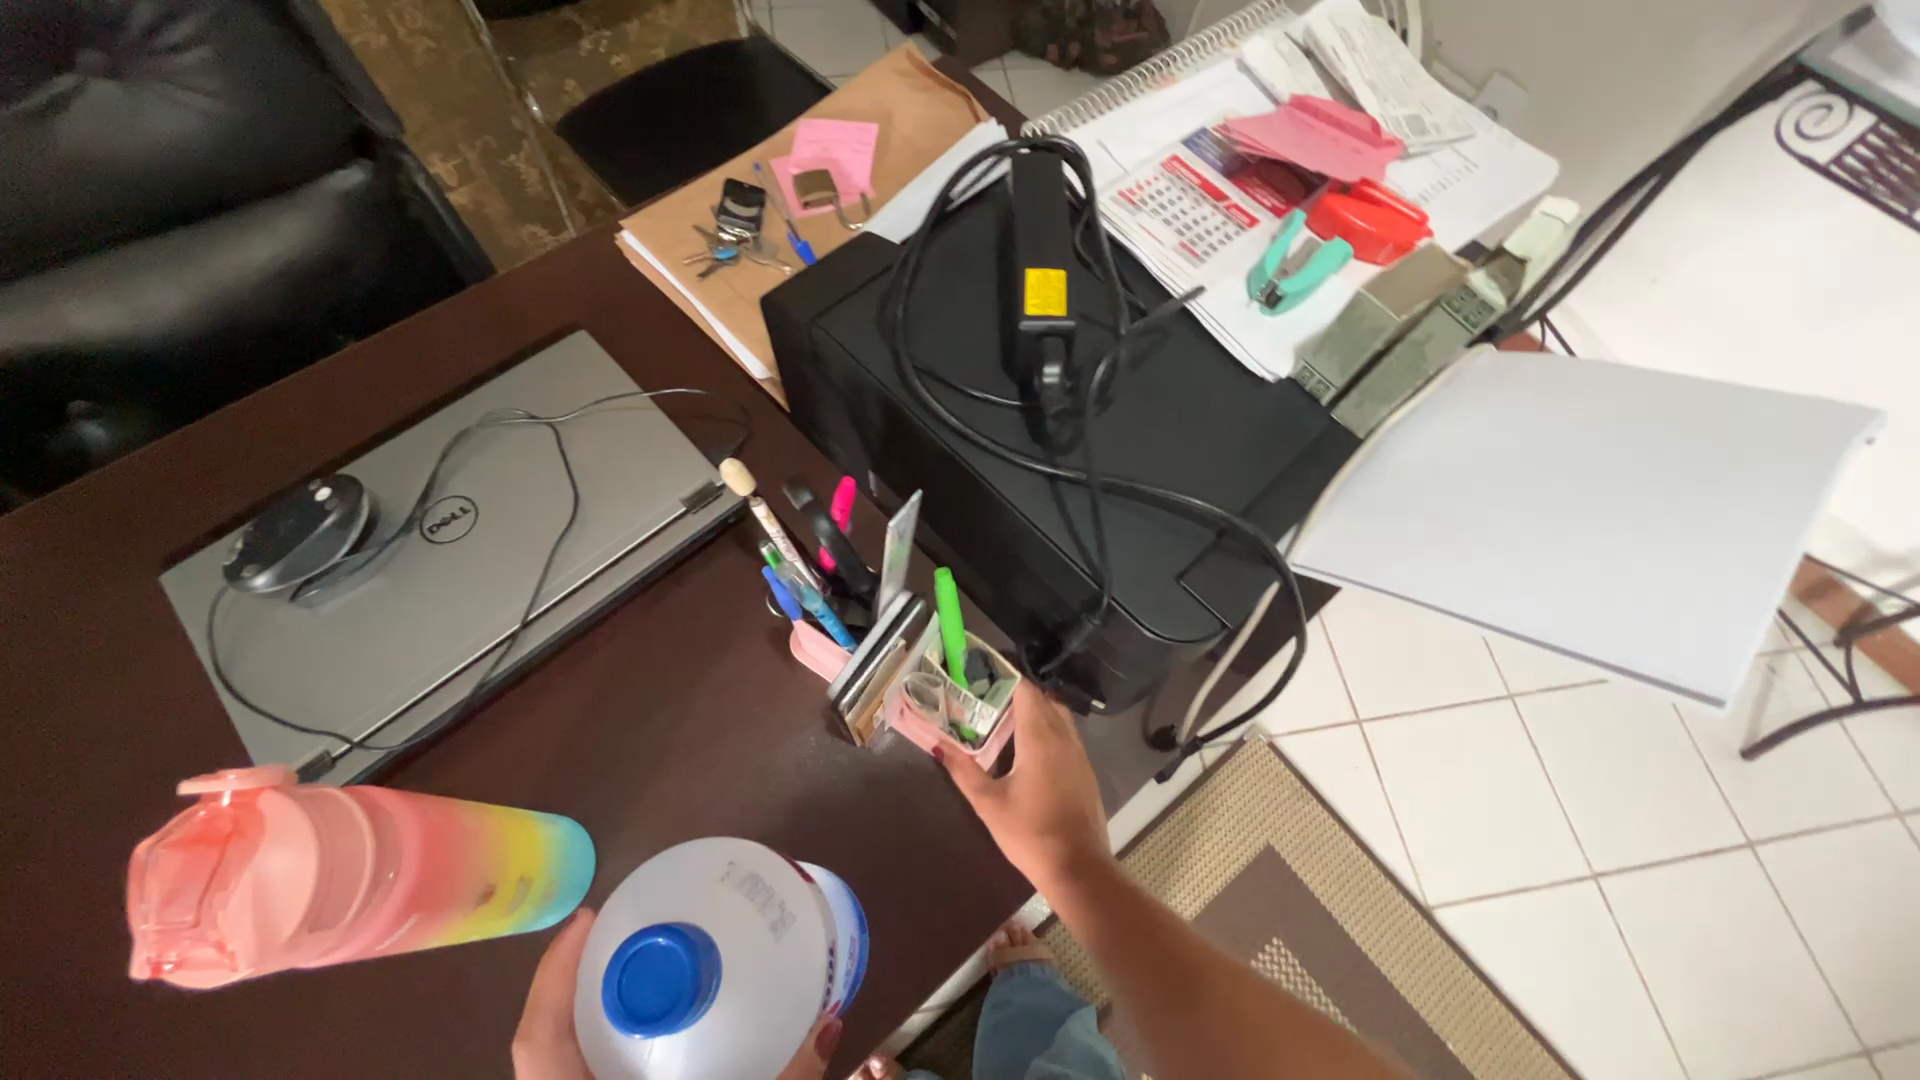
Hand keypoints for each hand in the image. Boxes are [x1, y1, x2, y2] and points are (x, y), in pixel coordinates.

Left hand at [513, 907, 844, 1079]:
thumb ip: (788, 1078)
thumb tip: (831, 1018)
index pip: (539, 1040)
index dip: (553, 973)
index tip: (588, 919)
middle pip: (542, 1046)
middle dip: (575, 984)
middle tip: (623, 937)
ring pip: (556, 1071)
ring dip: (583, 1020)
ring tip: (630, 976)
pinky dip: (600, 1053)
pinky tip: (643, 1044)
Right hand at [937, 680, 1113, 893]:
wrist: (1078, 867)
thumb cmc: (1029, 833)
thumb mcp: (989, 803)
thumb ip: (963, 771)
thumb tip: (937, 746)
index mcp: (1039, 738)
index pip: (1027, 692)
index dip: (1007, 681)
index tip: (984, 680)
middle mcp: (1063, 738)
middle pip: (1044, 701)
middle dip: (1019, 697)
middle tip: (990, 703)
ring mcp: (1079, 754)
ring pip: (1059, 718)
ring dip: (1037, 714)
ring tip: (1006, 724)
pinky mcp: (1086, 771)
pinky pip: (1067, 737)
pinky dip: (1049, 732)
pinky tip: (1029, 752)